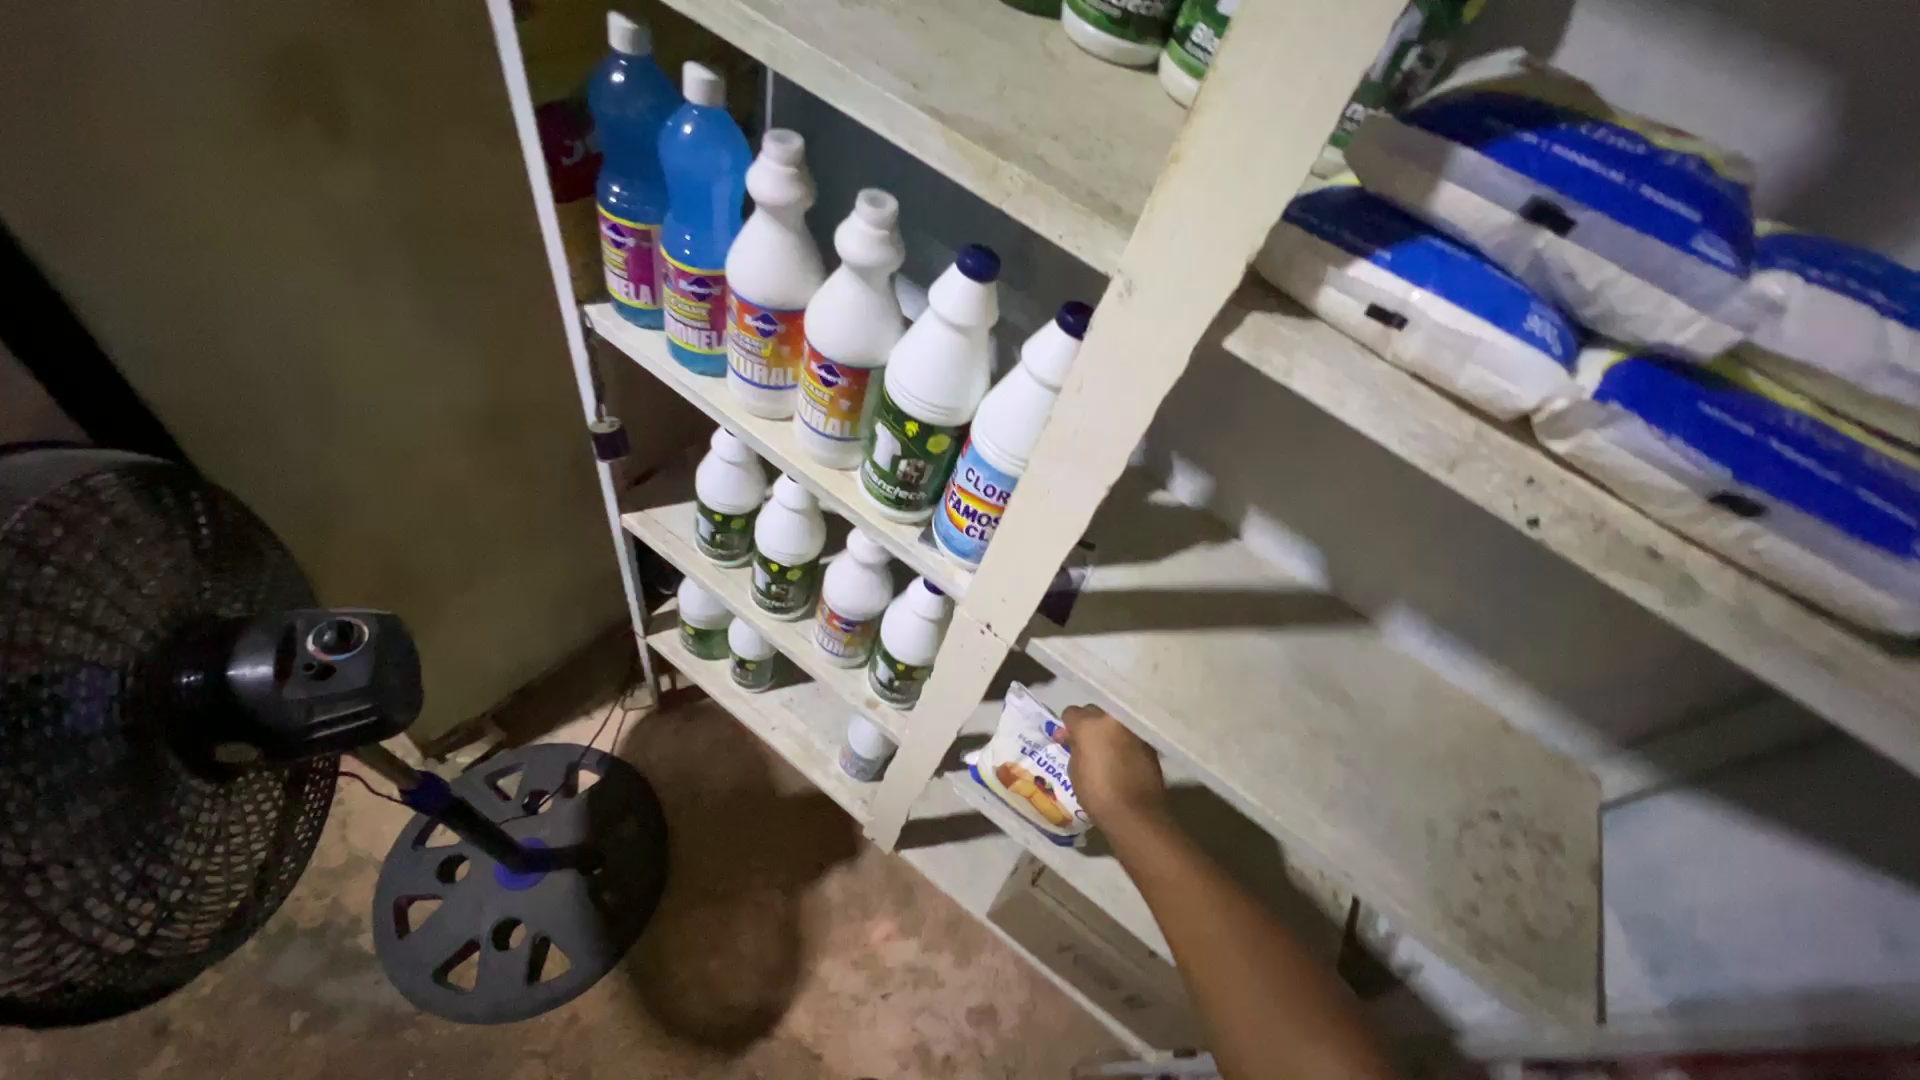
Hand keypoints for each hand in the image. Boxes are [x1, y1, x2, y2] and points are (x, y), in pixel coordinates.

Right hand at [1062, 705, 1166, 829]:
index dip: (1067, 727)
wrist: (1135, 813)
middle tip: (1086, 744)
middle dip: (1088, 723)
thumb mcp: (1074, 769)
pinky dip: (1123, 740)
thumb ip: (1074, 747)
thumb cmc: (1097, 793)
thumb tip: (1074, 738)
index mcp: (1088, 724)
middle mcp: (1111, 718)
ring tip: (1106, 749)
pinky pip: (1128, 733)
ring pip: (1113, 720)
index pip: (1071, 713)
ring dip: (1107, 730)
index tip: (1067, 740)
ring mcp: (1132, 728)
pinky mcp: (1147, 741)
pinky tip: (1121, 756)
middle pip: (1093, 711)